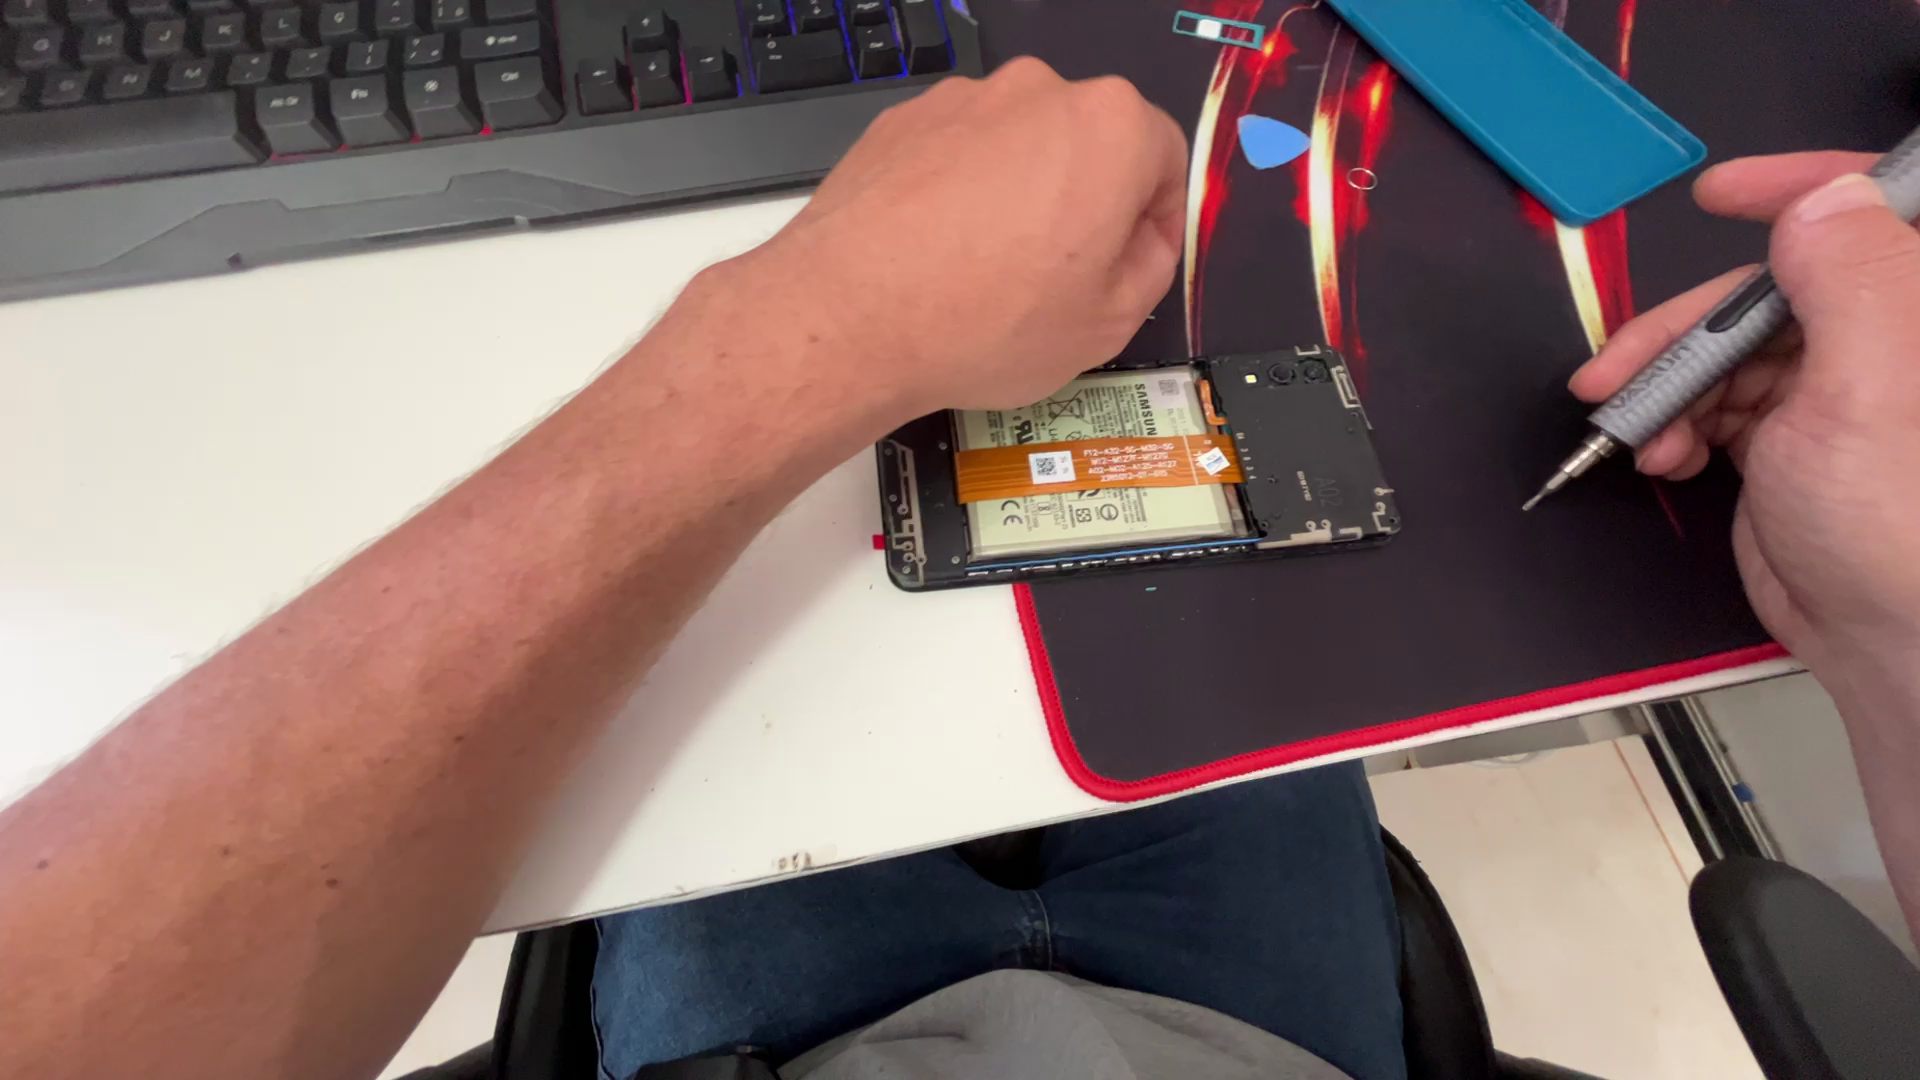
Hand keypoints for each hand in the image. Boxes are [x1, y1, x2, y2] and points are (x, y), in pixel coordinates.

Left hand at [724, 58, 1187, 415]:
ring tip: (989, 277)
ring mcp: (962, 102)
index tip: (1134, 265)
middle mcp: (1038, 93)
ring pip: (1018, 154)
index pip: (1163, 160)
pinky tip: (942, 258)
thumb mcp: (1106, 326)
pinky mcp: (901, 123)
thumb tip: (1146, 244)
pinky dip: (961, 200)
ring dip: (1020, 204)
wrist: (852, 319)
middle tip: (1060, 282)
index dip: (1156, 221)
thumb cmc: (986, 324)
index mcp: (1109, 130)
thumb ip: (1151, 270)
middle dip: (1087, 210)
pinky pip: (955, 161)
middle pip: (1088, 149)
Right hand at [1570, 155, 1919, 677]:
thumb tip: (1819, 203)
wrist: (1883, 631)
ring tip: (1642, 439)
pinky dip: (1670, 427)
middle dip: (1676, 336)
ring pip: (1721, 356)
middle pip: (1761, 298)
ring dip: (1663, 394)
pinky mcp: (1781, 435)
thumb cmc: (1898, 521)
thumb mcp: (1867, 396)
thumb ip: (1851, 288)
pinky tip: (1663, 456)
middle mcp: (1881, 342)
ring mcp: (1828, 391)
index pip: (1871, 218)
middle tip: (1612, 375)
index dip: (1802, 189)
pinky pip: (1708, 404)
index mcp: (1918, 316)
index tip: (1722, 191)